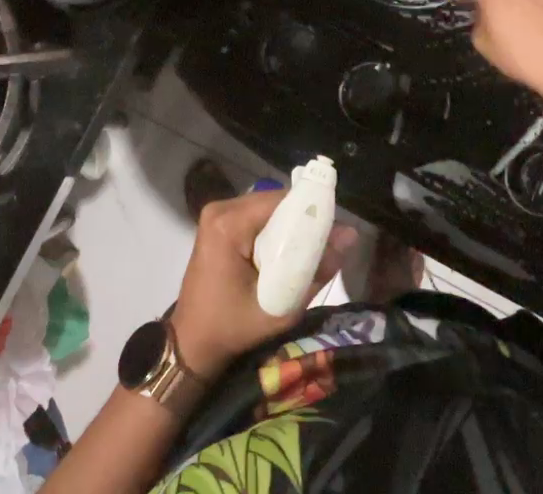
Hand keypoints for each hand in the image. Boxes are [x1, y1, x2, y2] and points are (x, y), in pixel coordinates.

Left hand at [167, 190, 356, 379]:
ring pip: (266, 207)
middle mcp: (219, 209)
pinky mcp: (217, 223)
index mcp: (228, 224)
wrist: (192, 341)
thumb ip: (317, 271)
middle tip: (327, 244)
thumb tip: (350, 235)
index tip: (336, 230)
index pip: (282, 200)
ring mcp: (215, 214)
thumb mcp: (281, 307)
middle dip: (303, 219)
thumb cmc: (233, 327)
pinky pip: (255, 216)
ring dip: (289, 226)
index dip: (312, 211)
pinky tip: (285, 252)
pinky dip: (273, 230)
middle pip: (274, 201)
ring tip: (310, 250)